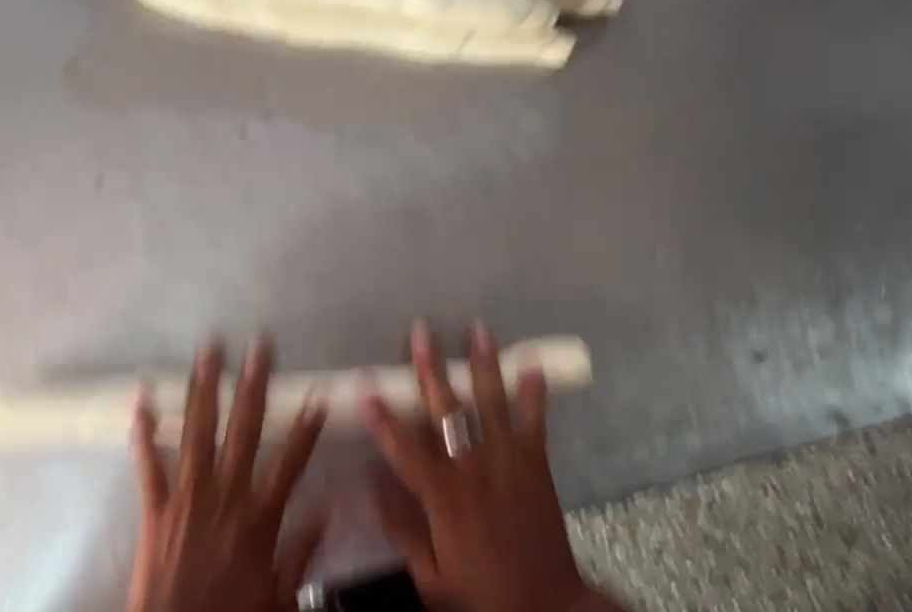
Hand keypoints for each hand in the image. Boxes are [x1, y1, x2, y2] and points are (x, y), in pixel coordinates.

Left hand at [127, 337, 329, 611]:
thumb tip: (325, 513)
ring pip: (199, 432)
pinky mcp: (154, 508)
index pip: (290, 463)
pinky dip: (143, 430)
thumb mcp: (277, 596)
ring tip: (209, 351)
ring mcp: (188, 498)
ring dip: (205, 388)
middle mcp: (226, 497)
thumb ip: (299, 553)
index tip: (318, 394)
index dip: (306, 429)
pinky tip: (141, 396)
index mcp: (259, 518)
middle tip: (259, 346)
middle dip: (253, 386)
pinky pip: (148, 464)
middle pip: (244, 432)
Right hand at [361, 322, 607, 611]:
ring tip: (478, 328)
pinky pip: (534, 422)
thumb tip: (371, 483)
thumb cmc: (480, 593)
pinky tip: (532, 362)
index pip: (405, 449)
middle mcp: (473, 470)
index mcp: (443, 497)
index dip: (383, 419)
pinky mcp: (535, 465)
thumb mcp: (431, 576)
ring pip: (491, 404)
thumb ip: (402, 528)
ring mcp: (508, 463)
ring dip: (483, 364)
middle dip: (431, 368)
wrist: (546, 608)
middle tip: (421, 330)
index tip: (365, 388)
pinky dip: (534, 393)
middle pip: (448, 411)